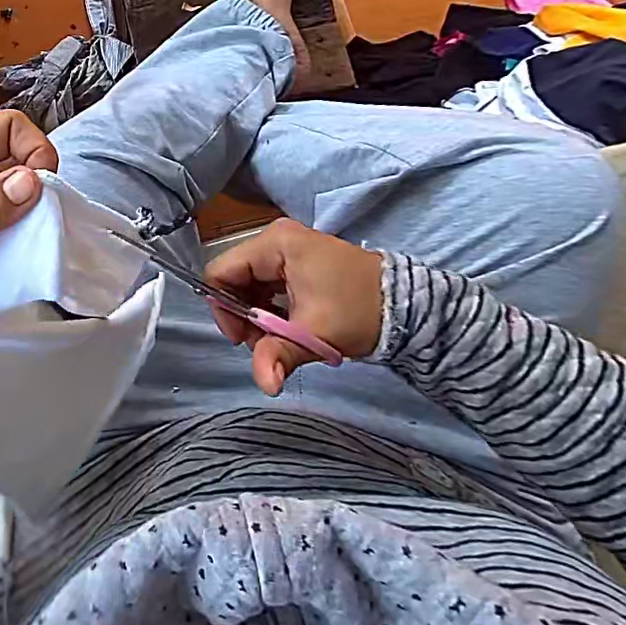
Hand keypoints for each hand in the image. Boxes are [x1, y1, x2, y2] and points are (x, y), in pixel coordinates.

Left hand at [0, 109, 58, 318]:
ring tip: (22, 247)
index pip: (6, 127)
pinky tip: (8, 253)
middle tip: (35, 231)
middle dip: (35, 187)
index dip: (35, 152)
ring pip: (9, 187)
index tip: (44, 196)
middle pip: (13, 157)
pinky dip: (10, 229)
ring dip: (24, 212)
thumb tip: (33, 179)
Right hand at [203, 218, 383, 395]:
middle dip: (242, 316)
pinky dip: (269, 309)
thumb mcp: (315, 334)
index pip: (222, 271)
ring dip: (256, 316)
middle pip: (234, 278)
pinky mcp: (297, 261)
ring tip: (278, 339)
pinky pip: (266, 284)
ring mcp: (288, 248)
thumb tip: (265, 385)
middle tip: (265, 344)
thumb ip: (280, 355)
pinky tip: (285, 327)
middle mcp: (277, 239)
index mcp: (276, 243)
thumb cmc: (358, 311)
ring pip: (249, 284)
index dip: (223, 308)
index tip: (243, 339)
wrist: (404, 306)